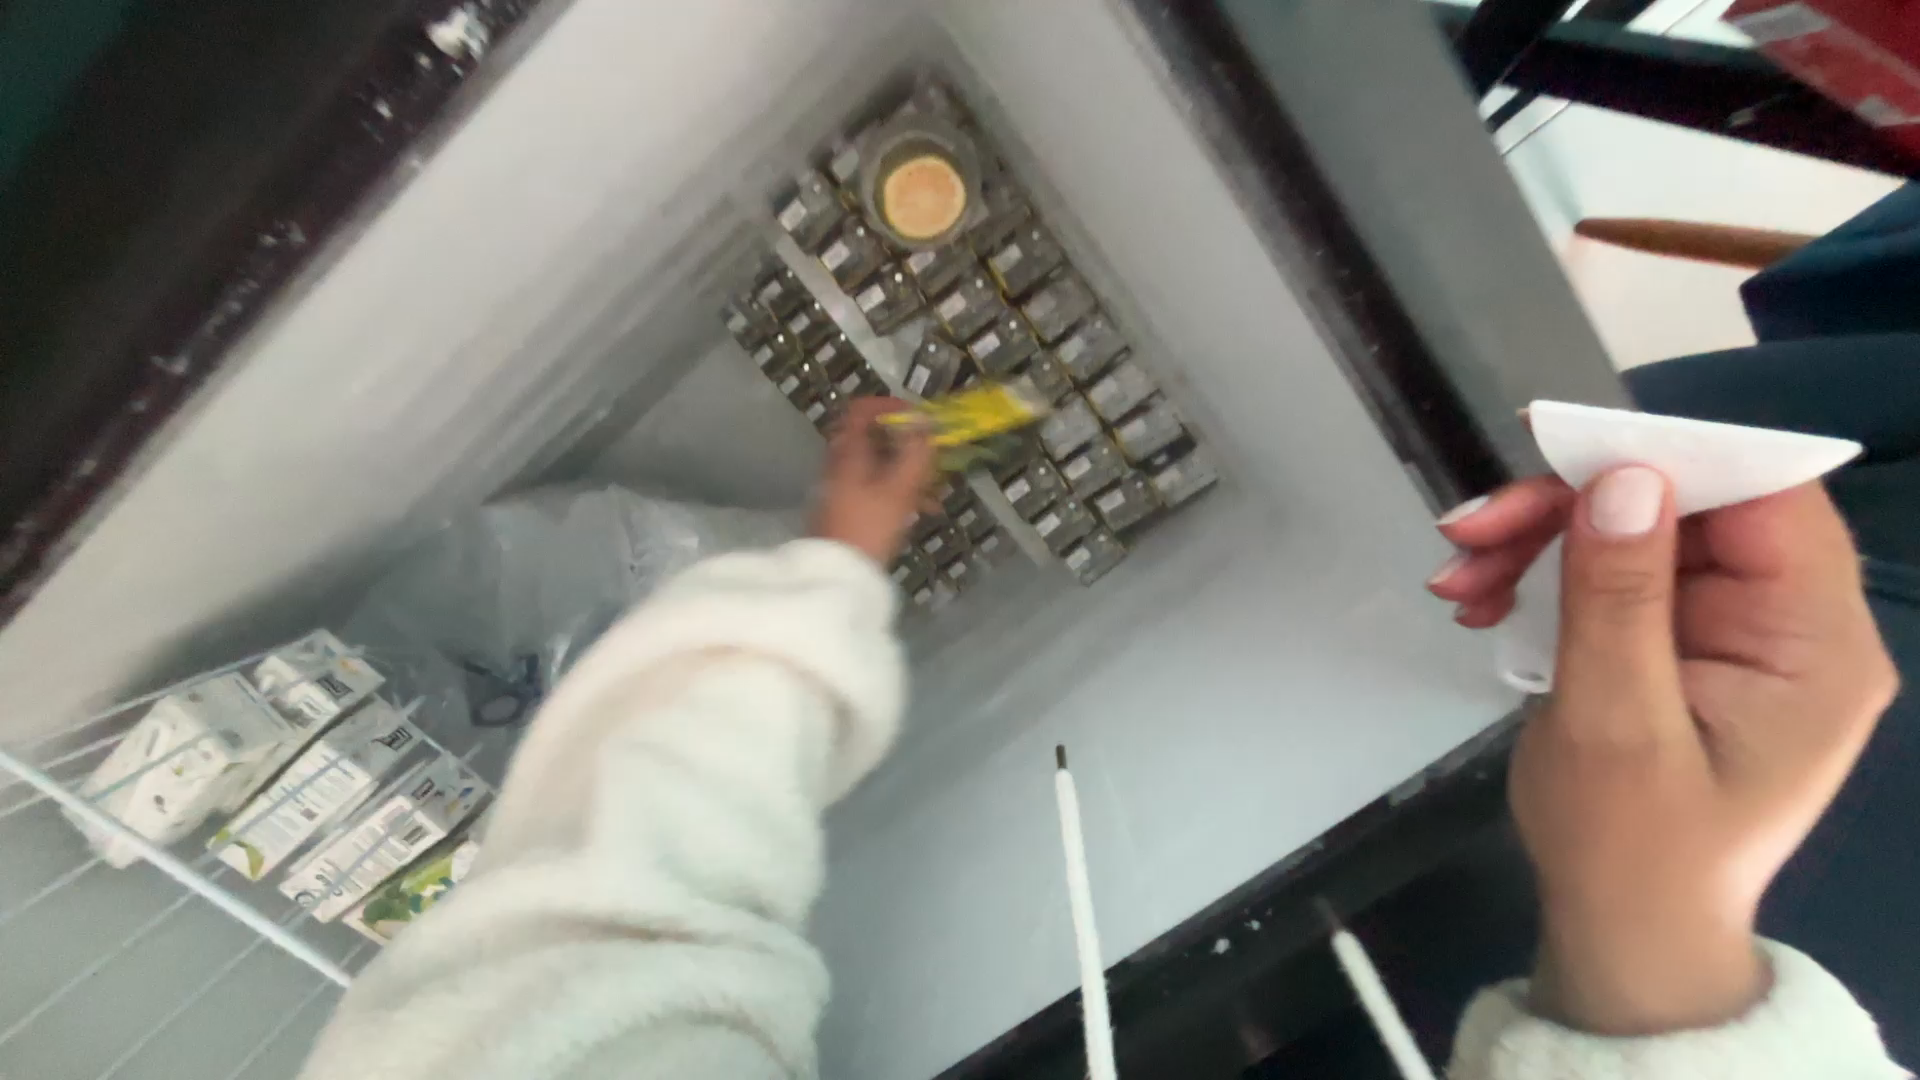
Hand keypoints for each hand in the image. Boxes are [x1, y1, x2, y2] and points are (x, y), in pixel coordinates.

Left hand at [811, 397, 936, 563]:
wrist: (837, 576)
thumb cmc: (870, 527)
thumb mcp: (900, 488)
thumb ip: (916, 452)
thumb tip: (925, 421)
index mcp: (848, 452)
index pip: (862, 409)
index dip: (891, 407)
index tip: (919, 420)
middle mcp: (840, 463)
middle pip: (874, 439)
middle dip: (909, 446)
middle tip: (934, 457)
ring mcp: (841, 487)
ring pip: (879, 466)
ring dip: (909, 473)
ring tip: (936, 492)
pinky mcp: (846, 509)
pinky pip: (876, 489)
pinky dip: (899, 492)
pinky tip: (923, 511)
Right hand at [1430, 469, 1896, 1034]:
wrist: (1619, 916)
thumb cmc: (1626, 838)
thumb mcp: (1614, 719)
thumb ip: (1620, 599)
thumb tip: (1624, 481)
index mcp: (1805, 641)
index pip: (1761, 500)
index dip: (1664, 457)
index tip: (1551, 444)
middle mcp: (1775, 621)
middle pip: (1672, 511)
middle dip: (1558, 513)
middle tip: (1462, 534)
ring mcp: (1716, 630)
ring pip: (1620, 537)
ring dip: (1526, 547)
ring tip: (1453, 584)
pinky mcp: (1662, 641)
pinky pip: (1597, 578)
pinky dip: (1529, 579)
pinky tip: (1476, 605)